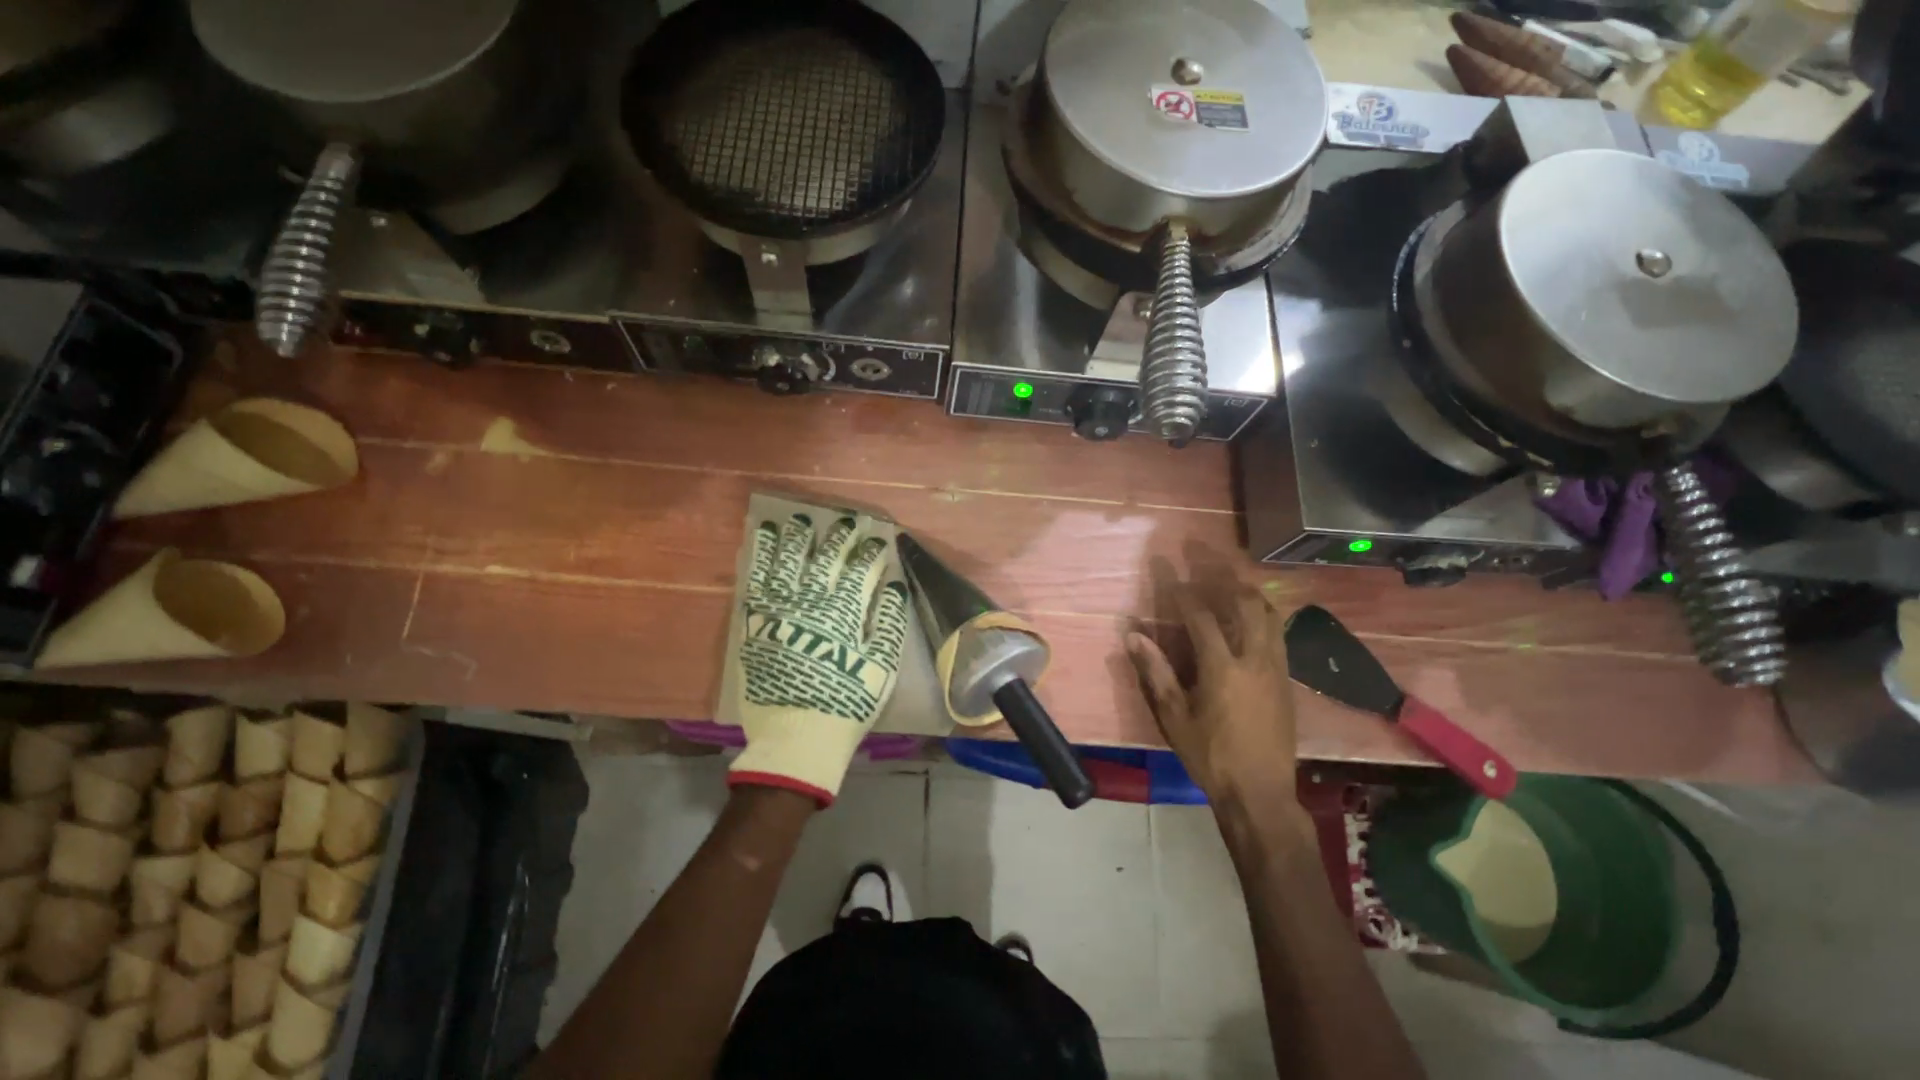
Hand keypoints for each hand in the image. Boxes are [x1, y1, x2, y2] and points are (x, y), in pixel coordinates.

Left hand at [730, 513, 910, 806]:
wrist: (797, 737)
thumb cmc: (846, 706)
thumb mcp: (881, 669)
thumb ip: (887, 624)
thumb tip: (893, 587)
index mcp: (845, 615)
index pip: (861, 572)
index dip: (870, 553)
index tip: (878, 538)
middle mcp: (811, 605)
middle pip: (826, 562)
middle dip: (838, 539)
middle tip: (846, 521)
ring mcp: (780, 612)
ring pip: (788, 564)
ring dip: (796, 540)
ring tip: (799, 521)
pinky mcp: (756, 624)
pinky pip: (757, 581)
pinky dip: (761, 558)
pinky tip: (765, 540)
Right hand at [1126, 583, 1297, 808]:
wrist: (1261, 791)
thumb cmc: (1211, 757)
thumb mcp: (1175, 719)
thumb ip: (1156, 673)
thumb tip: (1134, 636)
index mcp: (1222, 668)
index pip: (1202, 617)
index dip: (1183, 592)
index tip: (1170, 575)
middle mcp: (1254, 659)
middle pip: (1245, 603)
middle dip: (1224, 578)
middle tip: (1204, 562)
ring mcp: (1276, 667)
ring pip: (1269, 614)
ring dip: (1248, 592)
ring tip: (1229, 581)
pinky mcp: (1286, 679)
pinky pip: (1278, 633)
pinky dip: (1263, 614)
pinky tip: (1251, 616)